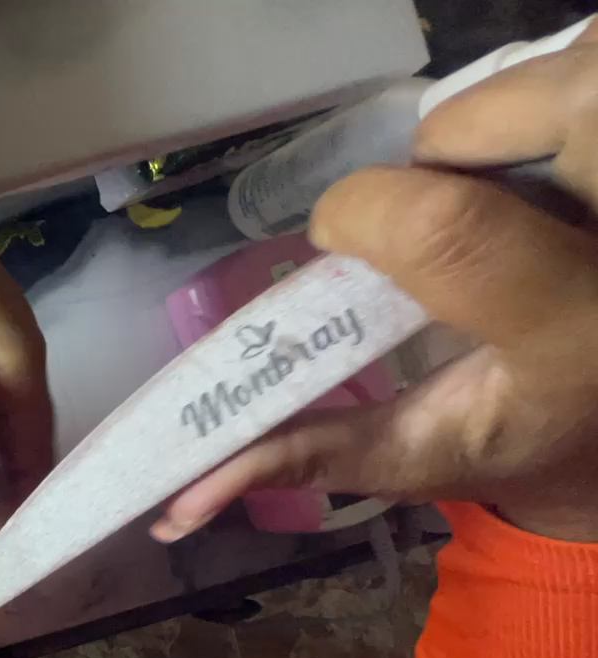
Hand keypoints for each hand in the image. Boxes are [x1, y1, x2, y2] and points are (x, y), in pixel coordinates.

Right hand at [157, 30, 597, 545]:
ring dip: (512, 113)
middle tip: (435, 185)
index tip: (335, 234)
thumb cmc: (509, 436)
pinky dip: (552, 107)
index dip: (364, 207)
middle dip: (468, 131)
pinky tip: (545, 164)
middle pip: (566, 106)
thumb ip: (296, 462)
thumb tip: (177, 504)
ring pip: (591, 76)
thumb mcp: (399, 460)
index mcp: (564, 335)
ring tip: (489, 180)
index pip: (447, 228)